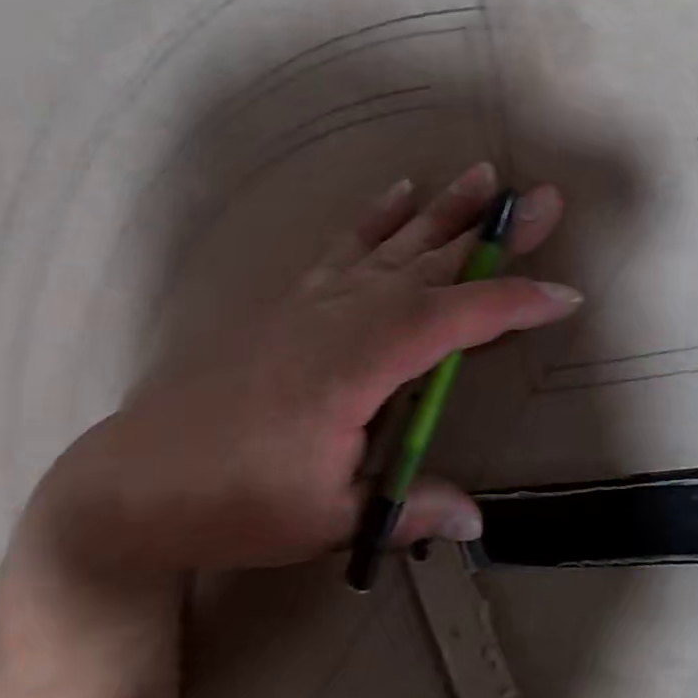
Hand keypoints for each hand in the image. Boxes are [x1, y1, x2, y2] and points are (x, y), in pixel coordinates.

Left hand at [30, 162, 579, 575]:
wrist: (132, 485)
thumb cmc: (234, 504)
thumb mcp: (329, 519)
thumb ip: (409, 509)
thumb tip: (478, 522)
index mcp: (357, 366)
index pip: (452, 320)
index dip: (511, 303)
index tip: (565, 295)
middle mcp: (341, 317)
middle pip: (432, 266)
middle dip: (494, 234)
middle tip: (543, 200)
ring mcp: (315, 302)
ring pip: (396, 245)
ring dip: (446, 210)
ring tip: (484, 175)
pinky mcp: (293, 302)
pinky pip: (347, 246)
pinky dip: (379, 216)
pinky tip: (401, 191)